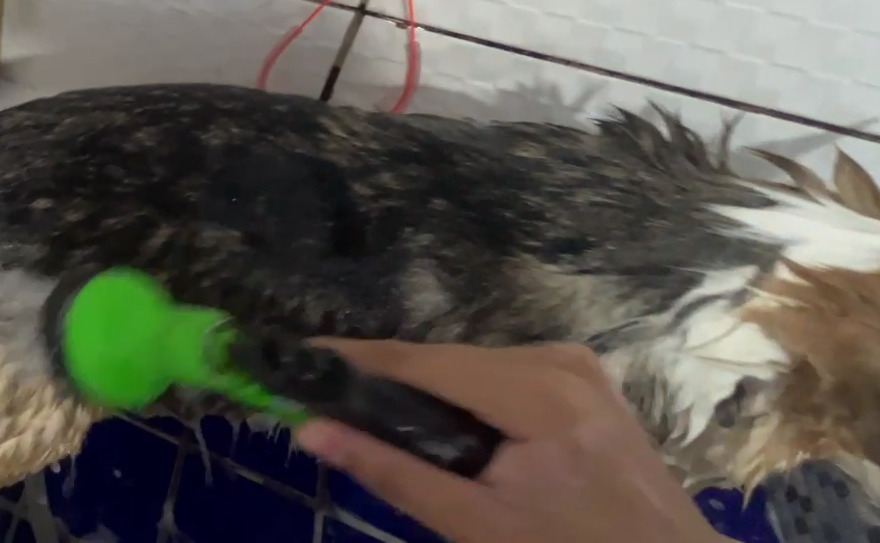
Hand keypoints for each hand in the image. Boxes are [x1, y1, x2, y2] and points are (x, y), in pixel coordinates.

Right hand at [295, 341, 723, 542]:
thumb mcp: (480, 529)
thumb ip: (389, 472)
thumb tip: (307, 430)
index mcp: (538, 395)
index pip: (420, 360)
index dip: (353, 357)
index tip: (298, 354)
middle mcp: (557, 360)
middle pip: (441, 357)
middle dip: (387, 378)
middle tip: (336, 402)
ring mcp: (574, 362)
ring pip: (465, 360)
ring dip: (423, 384)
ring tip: (387, 418)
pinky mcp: (581, 373)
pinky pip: (494, 368)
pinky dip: (460, 390)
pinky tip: (449, 423)